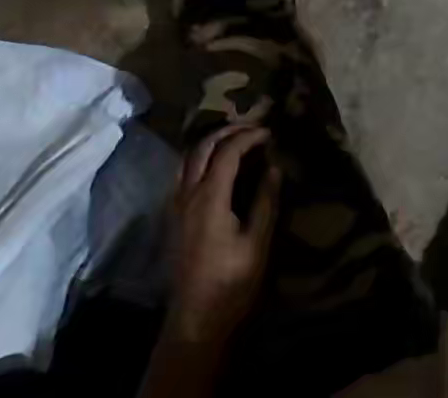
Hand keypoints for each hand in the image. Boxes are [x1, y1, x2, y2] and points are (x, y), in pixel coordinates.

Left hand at [163, 124, 280, 347]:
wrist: (195, 320)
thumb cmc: (231, 283)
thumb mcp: (257, 243)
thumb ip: (265, 202)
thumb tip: (274, 167)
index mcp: (210, 198)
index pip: (228, 152)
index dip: (249, 136)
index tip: (269, 132)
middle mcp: (188, 194)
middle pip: (203, 146)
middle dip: (228, 130)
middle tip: (253, 127)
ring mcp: (176, 204)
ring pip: (188, 157)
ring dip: (211, 141)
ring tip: (235, 138)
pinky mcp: (173, 215)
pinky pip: (182, 172)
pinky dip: (199, 157)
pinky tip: (214, 165)